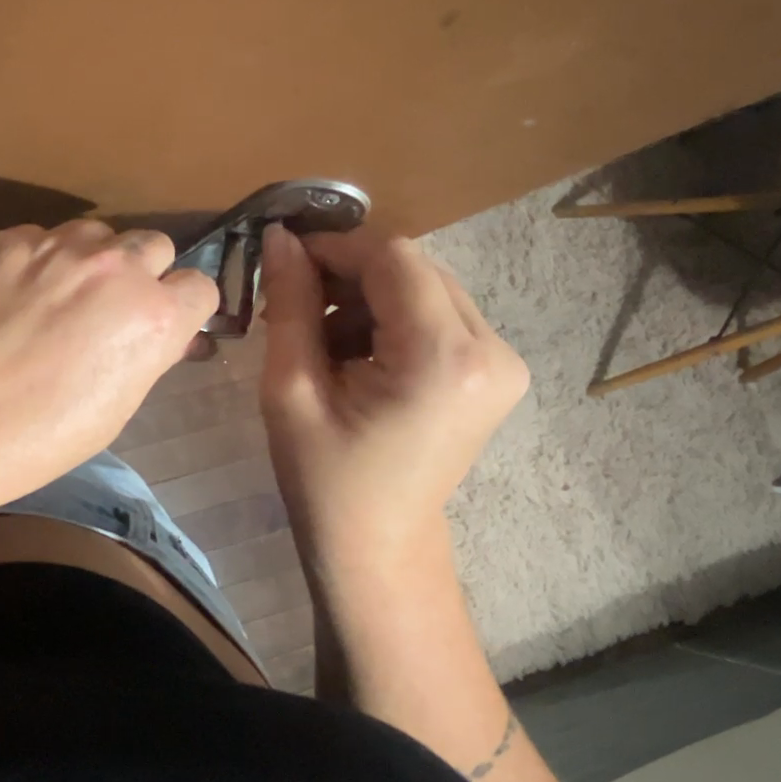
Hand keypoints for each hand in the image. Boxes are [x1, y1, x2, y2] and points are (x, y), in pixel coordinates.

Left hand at [0, 219, 218, 515]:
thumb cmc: (38, 439)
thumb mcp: (116, 407)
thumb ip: (147, 354)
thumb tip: (162, 334)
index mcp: (154, 316)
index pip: (199, 287)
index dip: (181, 309)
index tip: (161, 327)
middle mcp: (114, 267)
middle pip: (153, 245)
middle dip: (141, 273)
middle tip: (107, 310)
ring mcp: (56, 247)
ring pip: (96, 233)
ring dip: (91, 259)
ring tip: (55, 299)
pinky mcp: (6, 241)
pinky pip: (41, 238)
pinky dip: (38, 261)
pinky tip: (11, 298)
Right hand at [258, 226, 528, 562]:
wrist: (376, 543)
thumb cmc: (324, 477)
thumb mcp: (291, 389)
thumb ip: (291, 305)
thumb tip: (279, 237)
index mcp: (442, 358)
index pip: (393, 258)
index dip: (334, 248)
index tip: (284, 263)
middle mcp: (490, 349)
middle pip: (413, 268)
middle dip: (348, 274)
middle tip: (293, 304)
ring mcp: (501, 360)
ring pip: (424, 286)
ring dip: (366, 297)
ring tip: (319, 338)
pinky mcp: (494, 370)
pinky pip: (437, 313)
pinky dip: (389, 318)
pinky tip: (354, 353)